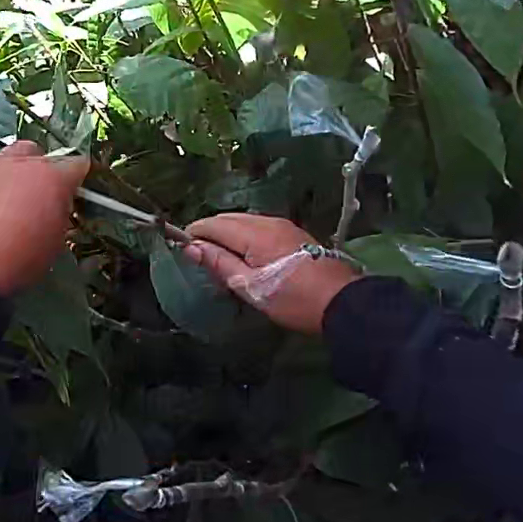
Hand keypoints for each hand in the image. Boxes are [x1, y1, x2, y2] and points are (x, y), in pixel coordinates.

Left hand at [0, 140, 88, 294]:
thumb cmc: (16, 260)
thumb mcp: (54, 244)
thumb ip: (60, 216)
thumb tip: (56, 208)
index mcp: (51, 178)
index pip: (77, 165)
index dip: (78, 181)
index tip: (75, 196)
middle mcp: (20, 164)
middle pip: (40, 153)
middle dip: (45, 170)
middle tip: (42, 198)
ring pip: (8, 158)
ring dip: (14, 174)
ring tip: (10, 202)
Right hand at [182, 214, 357, 333]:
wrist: (341, 303)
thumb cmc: (292, 300)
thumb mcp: (250, 287)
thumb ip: (220, 264)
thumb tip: (191, 247)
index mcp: (255, 233)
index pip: (214, 224)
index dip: (195, 233)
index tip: (181, 247)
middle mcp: (268, 222)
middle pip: (229, 218)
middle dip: (209, 230)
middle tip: (197, 253)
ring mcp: (283, 225)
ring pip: (244, 220)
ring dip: (227, 232)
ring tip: (217, 254)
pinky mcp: (293, 233)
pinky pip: (259, 226)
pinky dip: (243, 234)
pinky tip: (242, 252)